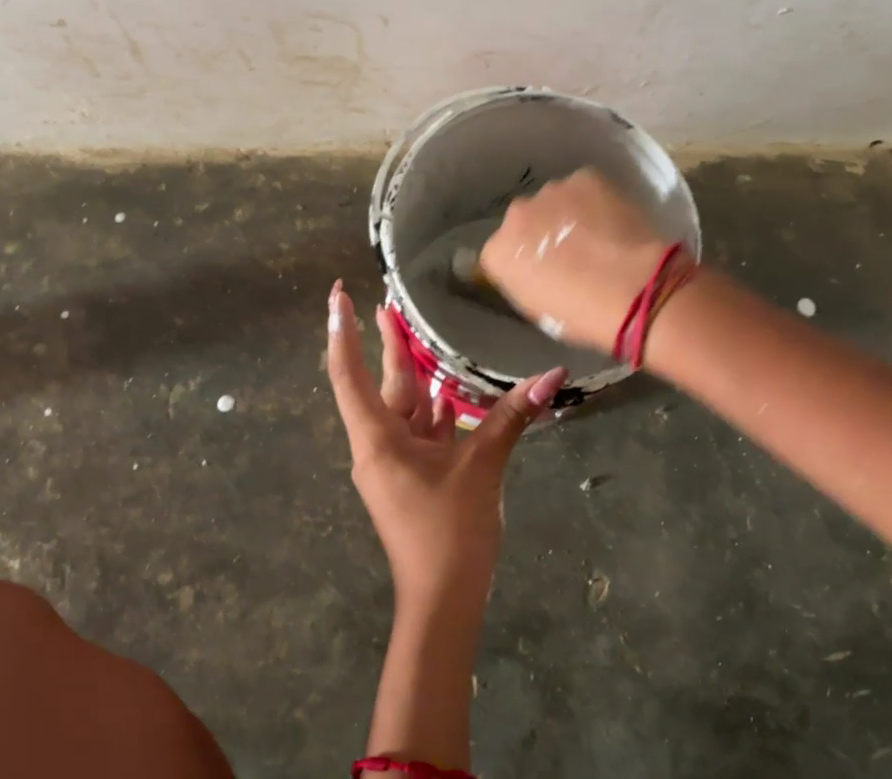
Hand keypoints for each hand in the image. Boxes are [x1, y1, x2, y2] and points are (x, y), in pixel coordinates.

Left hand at [325, 281, 564, 604]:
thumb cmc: (449, 530)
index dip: (343, 332)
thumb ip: (511, 416)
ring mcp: (398, 464)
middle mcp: (380, 446)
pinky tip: (454, 391)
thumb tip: (552, 375)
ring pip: (407, 408)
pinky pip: (425, 432)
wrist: (443, 598)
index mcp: (378, 439)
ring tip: (424, 334)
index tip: (339, 295)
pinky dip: (438, 410)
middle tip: (389, 301)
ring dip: (417, 374)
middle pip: (385, 385)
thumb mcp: (481, 467)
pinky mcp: (418, 477)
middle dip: (389, 344)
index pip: (349, 374)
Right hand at [478, 168, 671, 351]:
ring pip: (556, 201)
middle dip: (542, 232)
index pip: (501, 254)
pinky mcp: (585, 177)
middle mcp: (515, 215)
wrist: (631, 288)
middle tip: (572, 252)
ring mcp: (550, 191)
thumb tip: (535, 272)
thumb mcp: (539, 311)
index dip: (524, 262)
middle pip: (526, 221)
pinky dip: (596, 200)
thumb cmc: (583, 313)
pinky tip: (614, 221)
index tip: (544, 273)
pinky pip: (585, 188)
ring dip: (569, 213)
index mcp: (498, 254)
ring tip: (598, 236)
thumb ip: (526, 282)